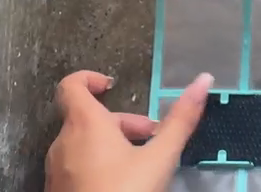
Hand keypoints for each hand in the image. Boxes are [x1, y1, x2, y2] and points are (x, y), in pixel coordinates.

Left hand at [45, 70, 212, 191]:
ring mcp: (56, 172)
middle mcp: (63, 143)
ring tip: (142, 165)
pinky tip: (122, 186)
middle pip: (89, 118)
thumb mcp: (159, 158)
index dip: (90, 78)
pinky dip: (98, 166)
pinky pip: (77, 168)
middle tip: (152, 139)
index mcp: (84, 124)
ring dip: (112, 146)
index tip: (113, 86)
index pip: (71, 85)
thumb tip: (204, 78)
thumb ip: (181, 118)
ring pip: (84, 145)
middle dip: (122, 123)